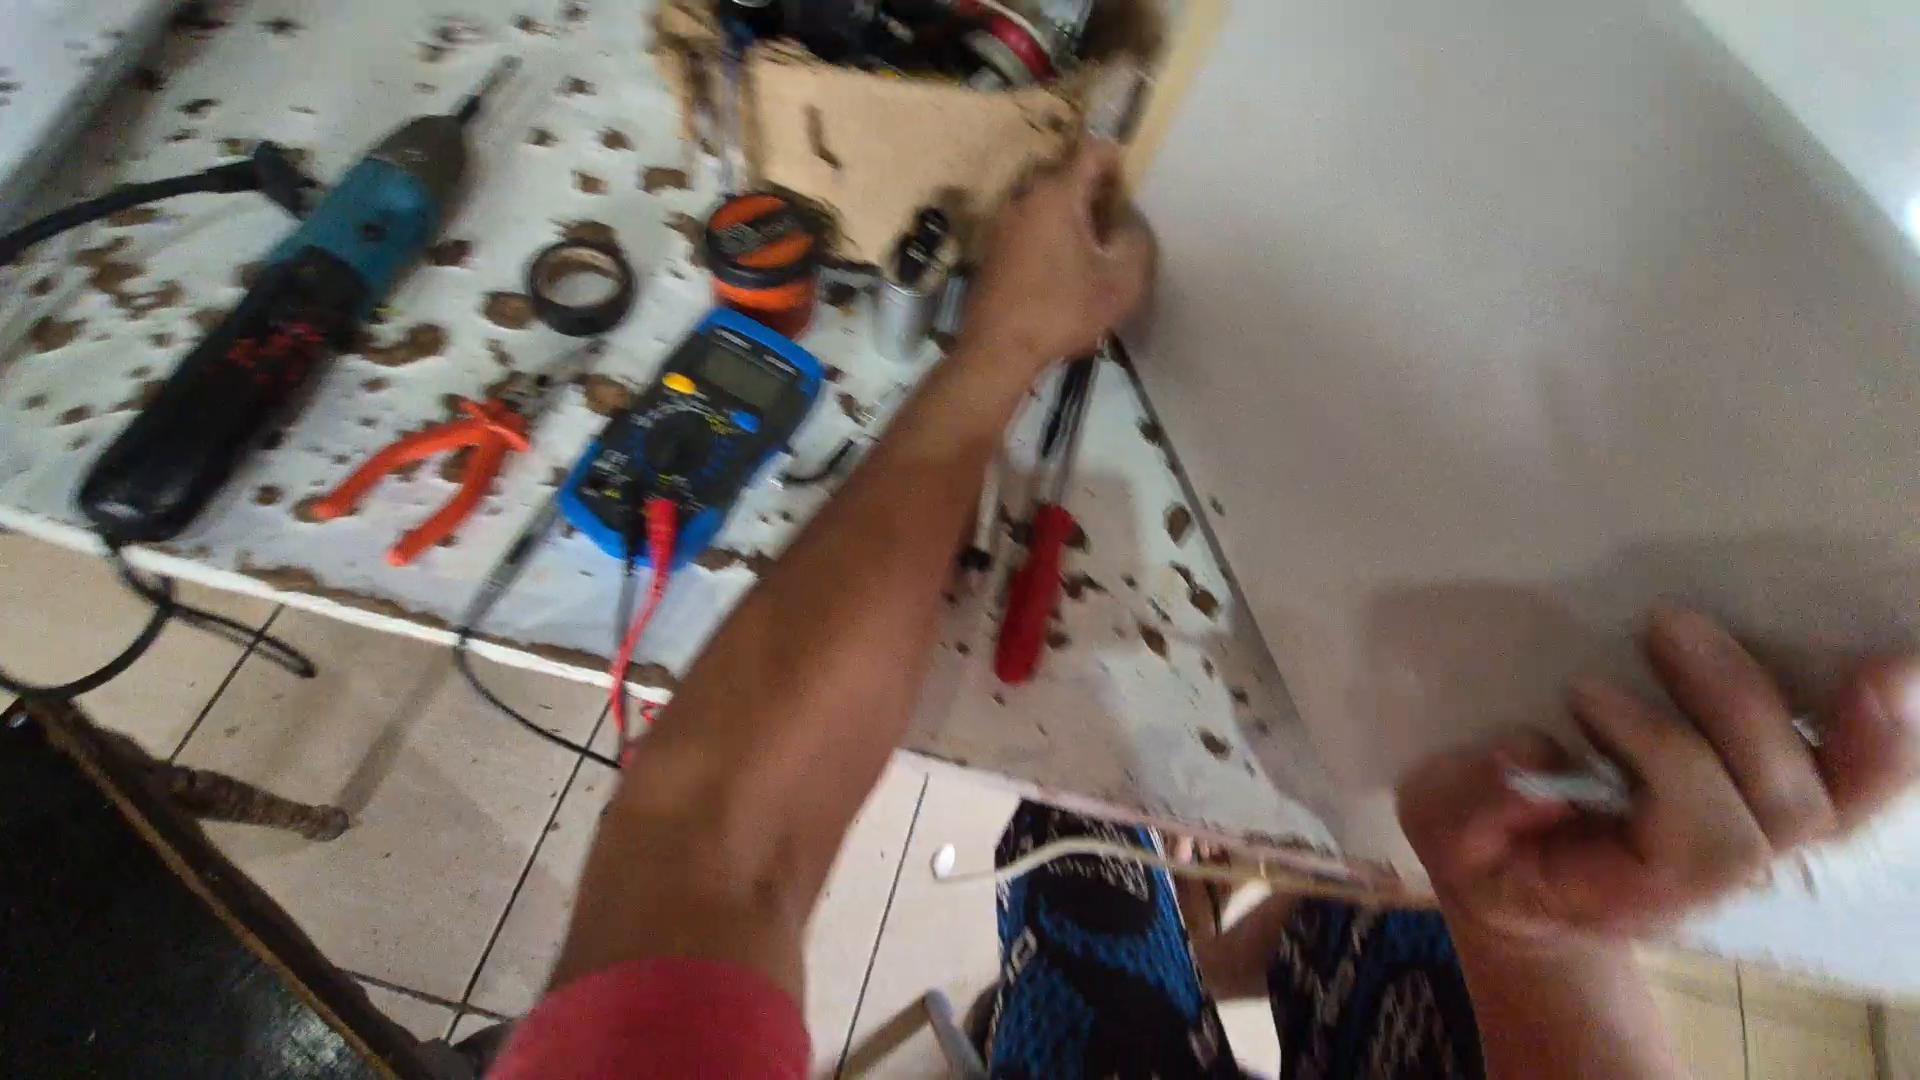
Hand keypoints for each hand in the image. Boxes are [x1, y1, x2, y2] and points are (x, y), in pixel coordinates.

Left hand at [964, 140, 1156, 370]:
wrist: (999, 351)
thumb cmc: (1062, 313)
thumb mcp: (1121, 281)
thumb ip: (1136, 241)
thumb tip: (1128, 224)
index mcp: (1055, 195)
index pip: (1093, 151)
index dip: (1118, 162)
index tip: (1131, 189)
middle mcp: (1022, 199)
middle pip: (1066, 178)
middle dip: (1094, 194)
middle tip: (1114, 227)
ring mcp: (1001, 226)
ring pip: (1045, 206)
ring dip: (1070, 220)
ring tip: (1090, 253)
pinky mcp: (991, 253)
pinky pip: (1028, 231)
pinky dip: (1048, 240)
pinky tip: (1060, 273)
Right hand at [1398, 606, 1919, 944]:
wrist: (1518, 886)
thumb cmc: (1477, 854)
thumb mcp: (1447, 837)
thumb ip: (1477, 805)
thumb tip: (1530, 752)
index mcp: (1636, 890)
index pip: (1704, 839)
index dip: (1663, 758)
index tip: (1583, 693)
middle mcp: (1712, 877)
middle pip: (1781, 809)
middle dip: (1738, 710)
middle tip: (1667, 625)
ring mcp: (1745, 844)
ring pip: (1838, 805)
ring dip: (1858, 734)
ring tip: (1874, 662)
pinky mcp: (1750, 808)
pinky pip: (1842, 787)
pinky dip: (1872, 740)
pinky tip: (1889, 678)